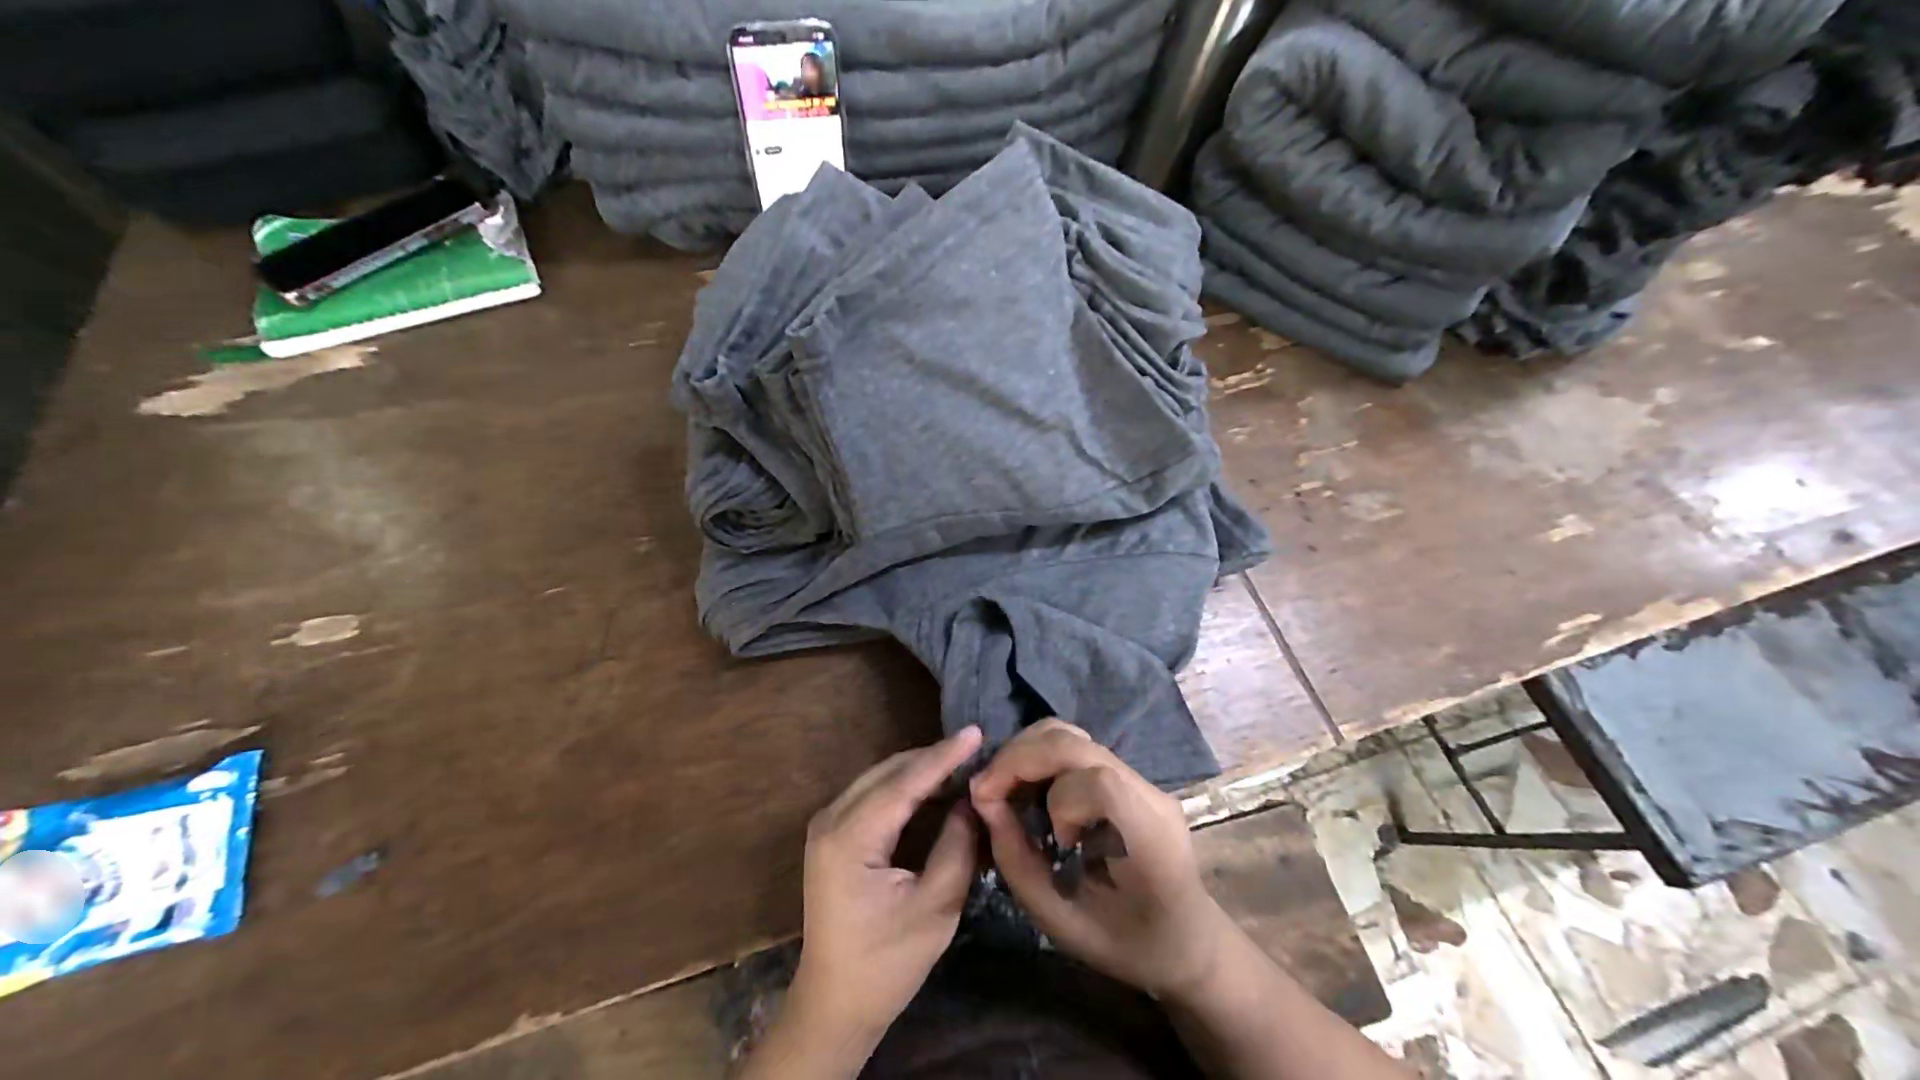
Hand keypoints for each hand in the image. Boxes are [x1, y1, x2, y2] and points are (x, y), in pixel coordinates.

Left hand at [789, 725, 983, 1043]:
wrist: (835, 1003)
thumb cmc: (887, 963)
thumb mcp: (935, 907)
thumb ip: (956, 847)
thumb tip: (973, 800)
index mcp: (850, 838)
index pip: (904, 782)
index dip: (943, 756)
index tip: (976, 733)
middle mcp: (831, 820)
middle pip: (889, 772)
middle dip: (933, 758)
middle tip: (977, 749)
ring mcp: (827, 825)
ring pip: (880, 778)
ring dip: (919, 770)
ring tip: (963, 763)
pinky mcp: (832, 834)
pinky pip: (873, 794)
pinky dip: (905, 787)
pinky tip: (934, 788)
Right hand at [969, 719, 1235, 1001]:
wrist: (1184, 940)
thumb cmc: (1125, 943)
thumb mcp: (1061, 922)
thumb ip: (1019, 860)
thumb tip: (984, 802)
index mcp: (1146, 839)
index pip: (1099, 784)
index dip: (1054, 798)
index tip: (1030, 829)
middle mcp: (1148, 794)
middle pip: (1075, 742)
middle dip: (1018, 757)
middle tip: (986, 788)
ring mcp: (1141, 778)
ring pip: (1072, 734)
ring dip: (1026, 751)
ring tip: (1003, 782)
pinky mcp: (1128, 774)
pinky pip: (1076, 748)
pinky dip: (1040, 756)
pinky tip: (1028, 785)